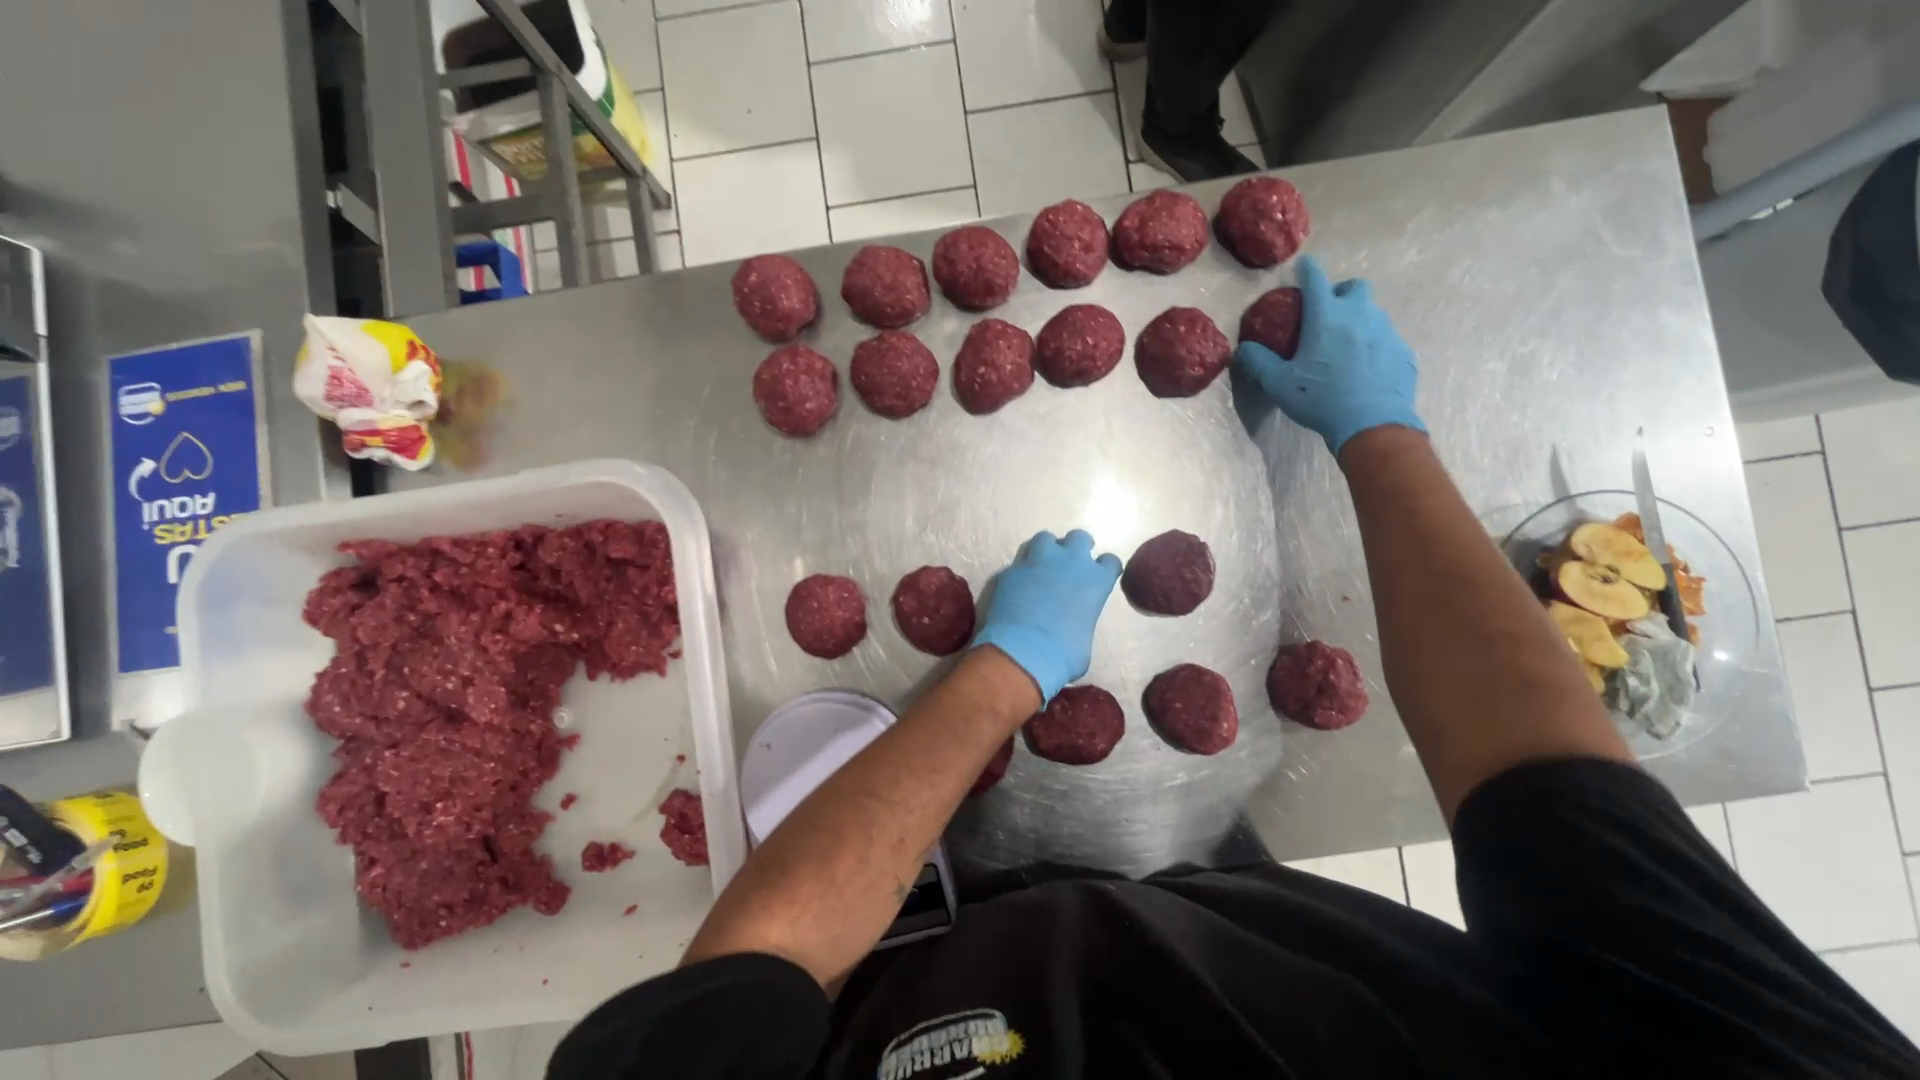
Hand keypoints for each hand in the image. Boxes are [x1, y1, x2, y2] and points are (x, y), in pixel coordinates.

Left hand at [972, 530, 1122, 702]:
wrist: (1023, 652)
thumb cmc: (1063, 655)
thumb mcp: (1084, 639)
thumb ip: (1082, 621)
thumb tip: (1072, 627)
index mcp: (1096, 581)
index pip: (1110, 561)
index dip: (1104, 568)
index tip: (1098, 576)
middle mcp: (1070, 562)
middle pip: (1079, 538)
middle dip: (1076, 548)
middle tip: (1069, 564)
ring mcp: (1038, 561)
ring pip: (1045, 538)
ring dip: (1046, 550)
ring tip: (1041, 566)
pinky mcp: (1011, 569)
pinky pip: (1019, 561)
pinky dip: (1021, 570)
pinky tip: (1017, 585)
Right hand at [1233, 254, 1425, 455]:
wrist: (1372, 424)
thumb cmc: (1321, 399)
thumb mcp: (1279, 384)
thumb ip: (1259, 362)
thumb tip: (1243, 348)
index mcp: (1326, 317)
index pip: (1315, 279)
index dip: (1308, 269)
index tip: (1304, 266)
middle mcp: (1359, 315)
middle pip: (1356, 287)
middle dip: (1342, 293)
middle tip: (1330, 314)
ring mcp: (1386, 332)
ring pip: (1373, 313)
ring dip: (1359, 321)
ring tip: (1346, 347)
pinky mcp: (1403, 352)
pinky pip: (1387, 340)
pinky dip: (1375, 347)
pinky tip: (1366, 369)